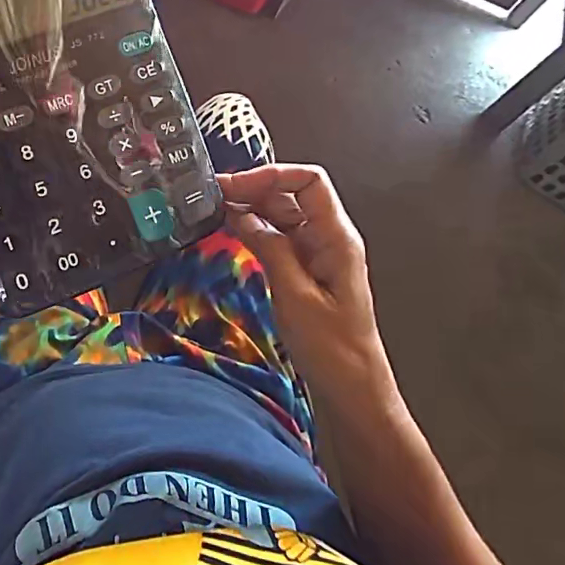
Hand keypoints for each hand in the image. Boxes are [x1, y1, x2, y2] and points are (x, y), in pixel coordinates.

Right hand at [218, 164, 390, 386]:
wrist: (353, 389)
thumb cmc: (331, 347)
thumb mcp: (295, 296)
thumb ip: (270, 249)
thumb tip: (240, 213)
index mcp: (337, 237)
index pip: (309, 182)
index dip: (271, 175)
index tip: (233, 186)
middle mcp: (328, 237)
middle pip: (291, 193)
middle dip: (253, 187)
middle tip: (212, 194)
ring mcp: (316, 251)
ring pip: (282, 212)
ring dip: (250, 205)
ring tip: (215, 207)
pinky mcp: (304, 267)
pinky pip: (277, 235)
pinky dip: (253, 227)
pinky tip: (231, 229)